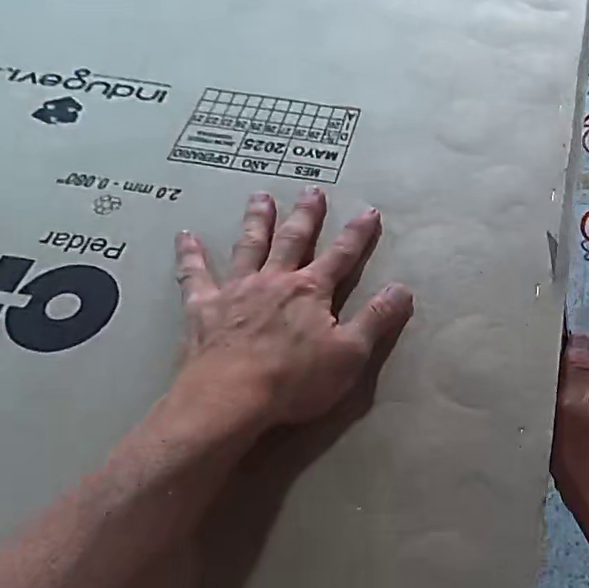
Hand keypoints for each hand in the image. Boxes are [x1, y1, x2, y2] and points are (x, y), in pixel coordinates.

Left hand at [172, 188, 413, 431]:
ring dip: (256, 221)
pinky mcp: (203, 307)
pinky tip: (186, 236)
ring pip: (249, 246)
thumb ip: (376, 319)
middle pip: (293, 241)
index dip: (357, 234)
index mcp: (311, 291)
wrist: (230, 397)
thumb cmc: (296, 380)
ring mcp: (236, 290)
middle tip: (312, 190)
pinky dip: (190, 254)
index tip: (368, 212)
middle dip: (306, 216)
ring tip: (260, 197)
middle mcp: (274, 280)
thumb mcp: (350, 354)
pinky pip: (195, 274)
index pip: (341, 256)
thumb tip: (403, 289)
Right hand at [550, 334, 588, 519]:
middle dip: (557, 383)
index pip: (577, 354)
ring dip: (562, 403)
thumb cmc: (580, 456)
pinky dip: (568, 418)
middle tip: (540, 402)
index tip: (539, 377)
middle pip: (577, 374)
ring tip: (548, 420)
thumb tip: (577, 336)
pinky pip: (582, 413)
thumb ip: (574, 370)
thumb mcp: (569, 407)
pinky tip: (559, 434)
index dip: (554, 362)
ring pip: (578, 395)